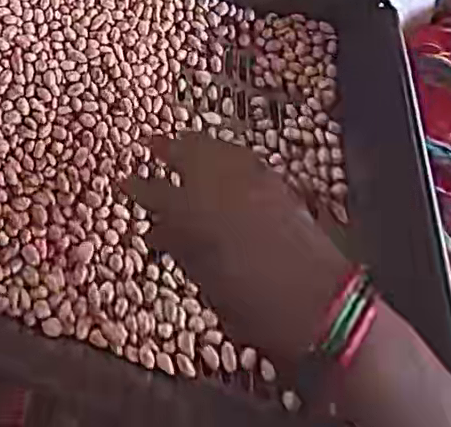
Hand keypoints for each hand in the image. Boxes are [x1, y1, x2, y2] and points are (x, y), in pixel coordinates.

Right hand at [125, 133, 349, 363]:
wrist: (326, 309)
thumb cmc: (258, 307)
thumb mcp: (207, 283)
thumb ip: (179, 248)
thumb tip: (156, 230)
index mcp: (192, 214)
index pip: (153, 192)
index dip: (136, 187)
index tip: (124, 181)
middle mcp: (217, 187)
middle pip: (182, 153)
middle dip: (164, 148)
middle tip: (150, 145)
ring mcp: (248, 179)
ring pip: (212, 146)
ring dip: (193, 144)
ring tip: (182, 142)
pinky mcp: (274, 181)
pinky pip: (239, 154)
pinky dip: (224, 151)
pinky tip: (221, 155)